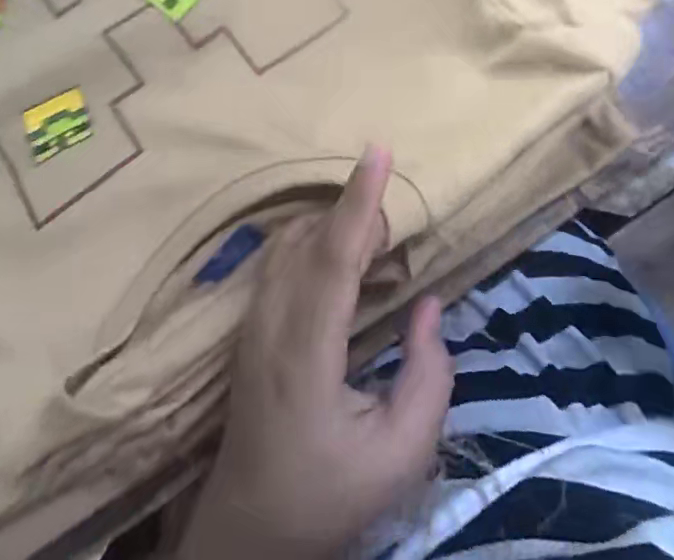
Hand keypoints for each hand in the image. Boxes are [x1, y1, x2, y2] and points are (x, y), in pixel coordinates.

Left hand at [175, 146, 452, 559]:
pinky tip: (340, 249)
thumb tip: (426, 304)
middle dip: (354, 208)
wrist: (247, 532)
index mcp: (304, 355)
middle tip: (397, 211)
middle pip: (308, 240)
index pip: (332, 259)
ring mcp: (250, 325)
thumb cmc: (327, 495)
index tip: (378, 152)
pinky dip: (313, 238)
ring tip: (377, 230)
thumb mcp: (399, 455)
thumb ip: (427, 375)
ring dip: (332, 221)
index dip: (358, 203)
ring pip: (288, 244)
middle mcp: (268, 326)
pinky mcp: (248, 328)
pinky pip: (279, 260)